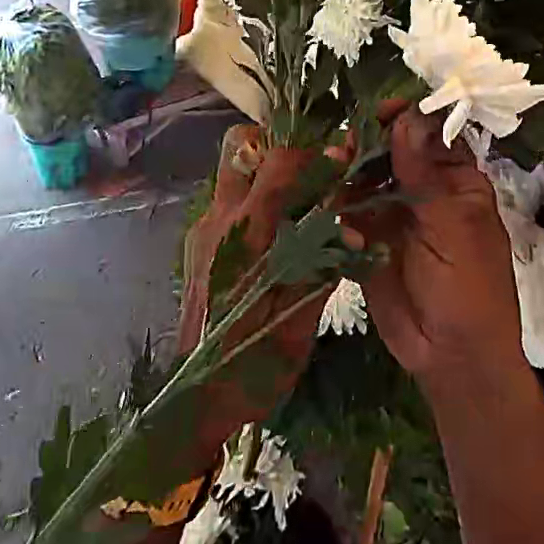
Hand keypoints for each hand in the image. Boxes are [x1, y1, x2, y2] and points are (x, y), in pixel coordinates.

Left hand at [174, 124, 328, 456]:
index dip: (317, 152)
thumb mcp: (301, 315)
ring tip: (295, 202)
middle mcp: (218, 218)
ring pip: (230, 171)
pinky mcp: (196, 246)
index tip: (343, 157)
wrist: (194, 399)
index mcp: (247, 232)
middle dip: (275, 145)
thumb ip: (323, 258)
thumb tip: (349, 218)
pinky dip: (251, 200)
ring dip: (262, 172)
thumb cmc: (254, 362)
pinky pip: (225, 201)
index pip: (280, 162)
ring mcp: (202, 229)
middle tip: (308, 172)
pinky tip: (273, 236)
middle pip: (239, 144)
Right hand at [351, 108, 526, 402]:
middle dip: (367, 143)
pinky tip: (332, 210)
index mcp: (455, 181)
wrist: (451, 356)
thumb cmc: (470, 288)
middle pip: (389, 151)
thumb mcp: (452, 227)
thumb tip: (408, 117)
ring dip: (346, 172)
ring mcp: (391, 214)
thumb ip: (424, 173)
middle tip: (345, 144)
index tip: (379, 109)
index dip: (406, 117)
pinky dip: (336, 208)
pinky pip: (345, 213)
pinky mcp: (365, 239)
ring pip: (363, 179)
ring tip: (330, 167)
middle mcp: (421, 190)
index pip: (429, 134)